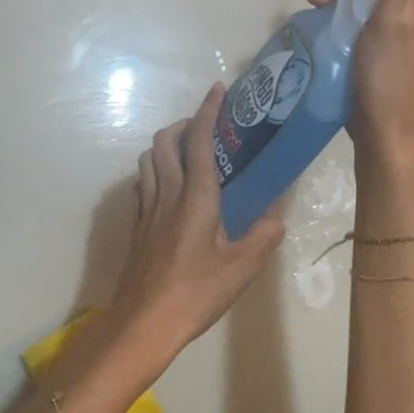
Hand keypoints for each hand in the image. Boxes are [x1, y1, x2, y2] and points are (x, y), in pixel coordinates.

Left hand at [108, 84, 284, 355]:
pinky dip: (153, 170)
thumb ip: (262, 238)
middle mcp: (166, 193)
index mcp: (195, 197)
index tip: (217, 90)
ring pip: (147, 159)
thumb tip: (278, 215)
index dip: (207, 112)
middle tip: (203, 127)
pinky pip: (141, 183)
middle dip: (182, 124)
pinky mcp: (135, 225)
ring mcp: (146, 208)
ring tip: (184, 151)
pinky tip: (165, 186)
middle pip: (164, 142)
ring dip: (163, 145)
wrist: (144, 322)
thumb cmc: (195, 294)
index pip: (198, 141)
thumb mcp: (240, 269)